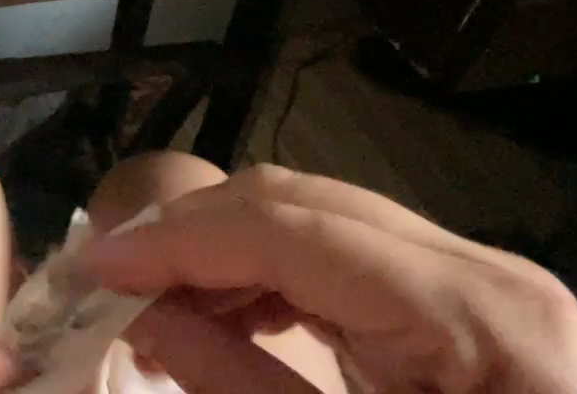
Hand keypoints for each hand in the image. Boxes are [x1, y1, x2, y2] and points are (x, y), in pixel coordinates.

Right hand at [87, 164, 576, 393]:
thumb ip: (239, 386)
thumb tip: (140, 315)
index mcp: (479, 311)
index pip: (284, 226)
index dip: (175, 239)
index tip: (96, 263)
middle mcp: (480, 268)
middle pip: (292, 201)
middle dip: (189, 232)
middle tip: (115, 275)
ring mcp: (476, 279)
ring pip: (306, 216)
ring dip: (219, 249)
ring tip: (157, 297)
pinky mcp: (462, 302)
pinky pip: (336, 256)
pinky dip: (265, 273)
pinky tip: (225, 308)